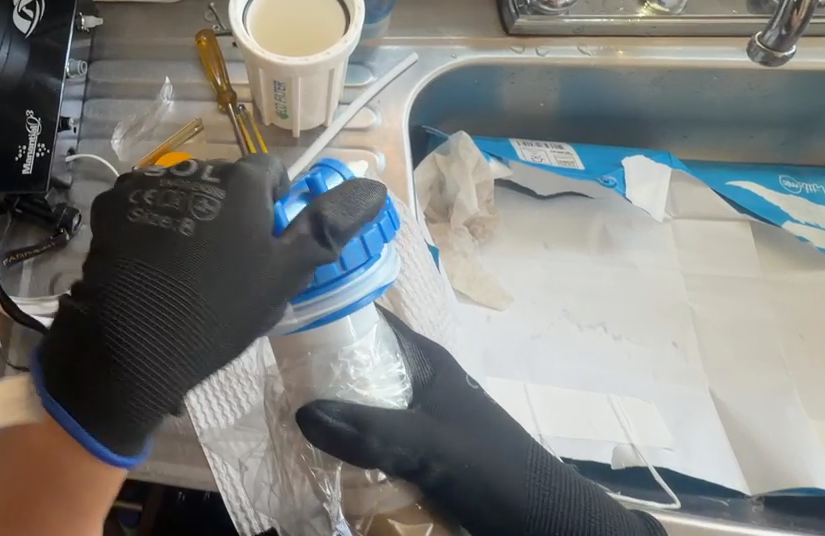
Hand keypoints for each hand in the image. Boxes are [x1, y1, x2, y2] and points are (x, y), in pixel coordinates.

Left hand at [35, 154, 385, 466]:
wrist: (132, 341)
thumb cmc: (221, 309)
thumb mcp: (285, 273)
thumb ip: (328, 225)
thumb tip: (376, 185)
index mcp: (242, 180)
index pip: (272, 172)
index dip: (275, 205)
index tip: (265, 243)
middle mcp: (194, 166)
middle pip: (224, 179)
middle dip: (229, 208)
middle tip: (224, 262)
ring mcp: (147, 181)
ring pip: (183, 190)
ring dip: (189, 212)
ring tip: (182, 265)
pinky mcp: (111, 201)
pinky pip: (142, 203)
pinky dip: (148, 222)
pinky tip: (148, 260)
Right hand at [296, 312, 663, 535]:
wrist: (551, 528)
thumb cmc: (494, 471)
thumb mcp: (428, 446)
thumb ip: (368, 430)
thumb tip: (299, 413)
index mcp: (422, 357)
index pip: (365, 317)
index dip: (325, 310)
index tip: (281, 314)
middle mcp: (417, 377)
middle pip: (357, 358)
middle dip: (319, 363)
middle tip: (273, 370)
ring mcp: (420, 414)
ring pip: (363, 397)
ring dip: (333, 404)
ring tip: (288, 409)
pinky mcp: (422, 449)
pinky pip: (374, 433)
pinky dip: (350, 437)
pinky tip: (324, 451)